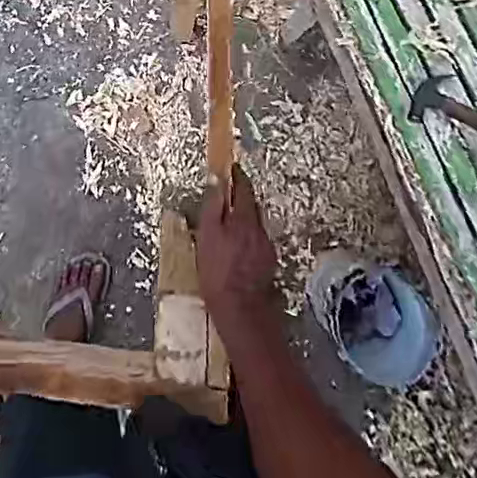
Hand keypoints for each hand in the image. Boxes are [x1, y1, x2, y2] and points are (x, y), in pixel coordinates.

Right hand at [197, 164, 277, 334]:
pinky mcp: (268, 263)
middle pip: (252, 205)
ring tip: (231, 227)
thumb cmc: (218, 272)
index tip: (233, 168)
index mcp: (244, 218)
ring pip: (255, 225)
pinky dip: (248, 240)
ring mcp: (266, 246)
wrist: (242, 309)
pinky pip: (257, 243)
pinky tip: (238, 251)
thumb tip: (216, 183)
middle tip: (229, 196)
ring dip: (245, 220)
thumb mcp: (207, 236)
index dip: (238, 176)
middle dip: (242, 197)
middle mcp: (259, 228)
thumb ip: (212, 207)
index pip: (243, 188)